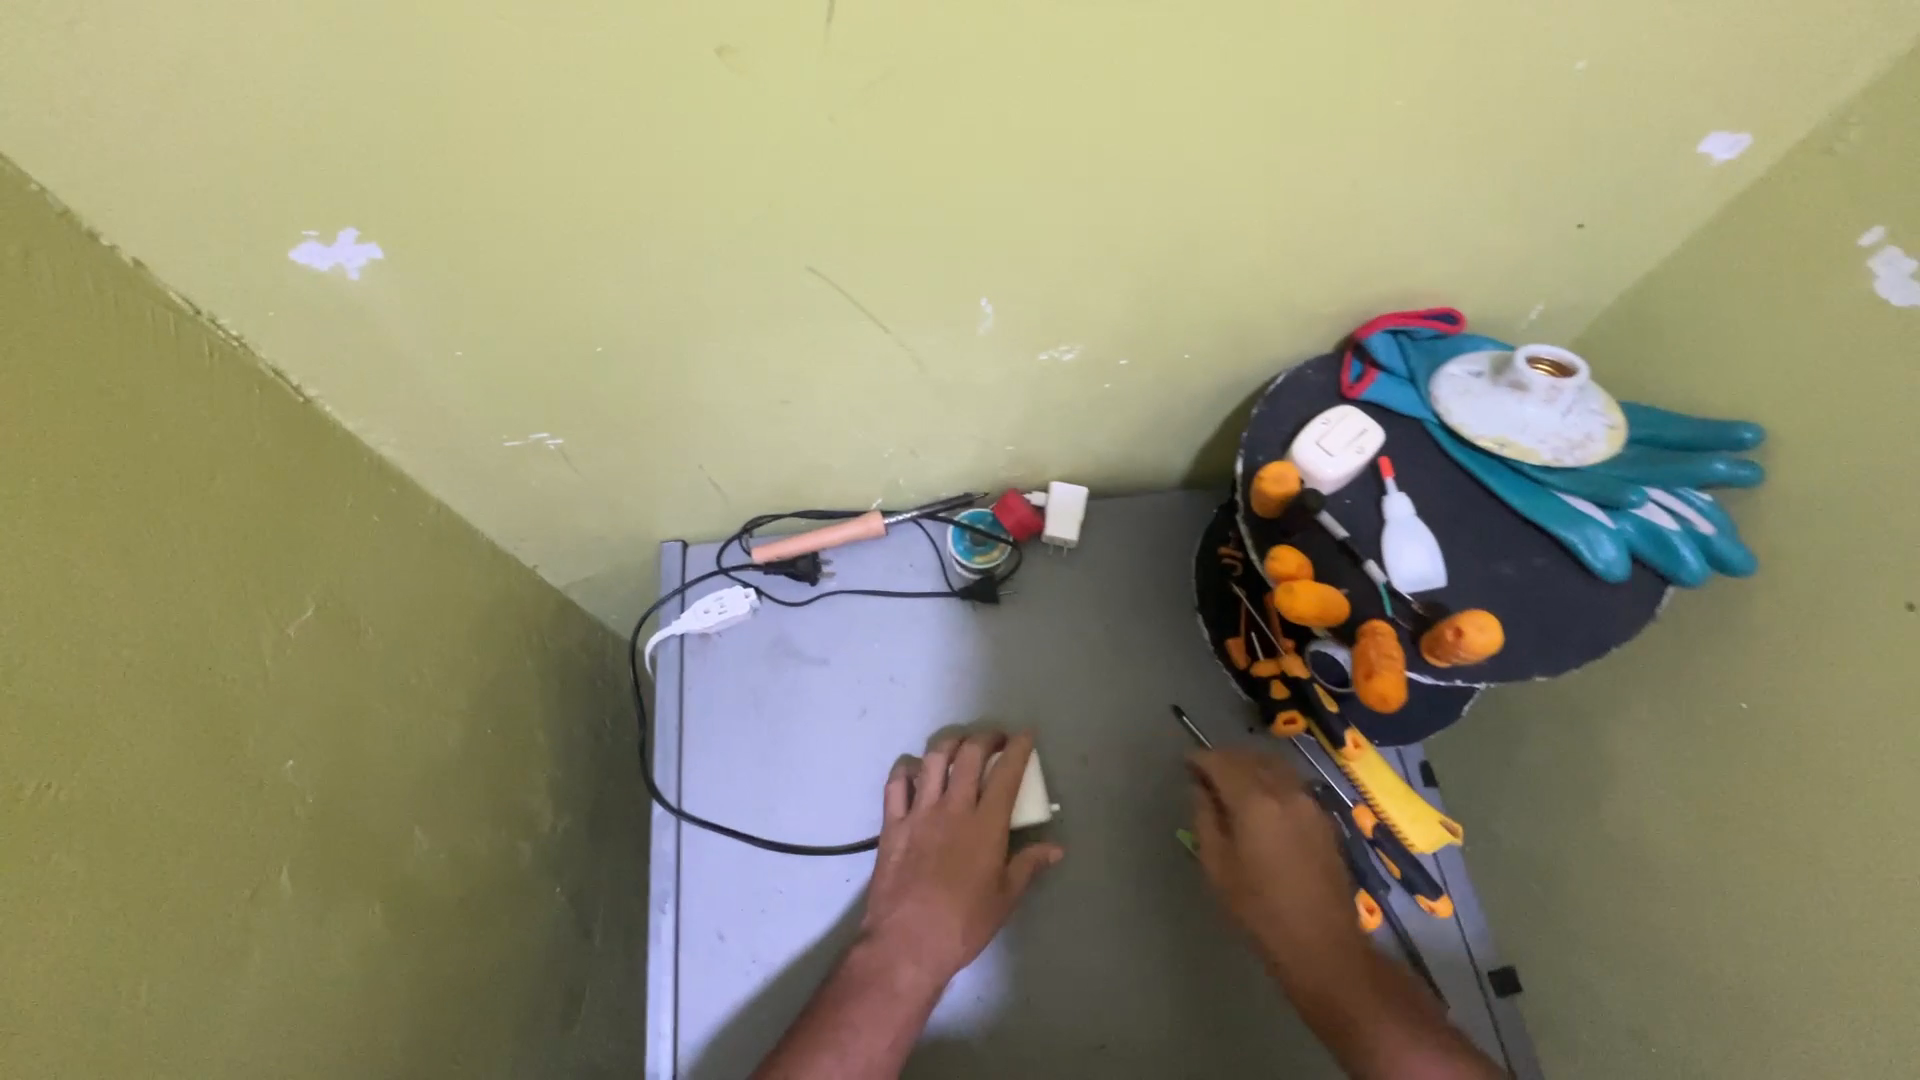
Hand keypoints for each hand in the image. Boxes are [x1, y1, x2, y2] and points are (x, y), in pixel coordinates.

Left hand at [858, 731, 1064, 987]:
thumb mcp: (1005, 899)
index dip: (1018, 748)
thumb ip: (1029, 865)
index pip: (1006, 773)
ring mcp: (919, 813)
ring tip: (958, 745)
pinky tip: (914, 771)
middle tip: (994, 739)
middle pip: (968, 755)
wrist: (906, 943)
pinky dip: (906, 769)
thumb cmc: (963, 924)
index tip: (1025, 735)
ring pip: (932, 760)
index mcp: (986, 825)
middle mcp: (953, 808)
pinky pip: (896, 783)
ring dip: (948, 744)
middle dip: (985, 738)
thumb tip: (1056, 848)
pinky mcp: (892, 824)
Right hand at [1188, 748, 1359, 968]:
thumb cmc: (1259, 909)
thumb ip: (1205, 818)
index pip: (1221, 762)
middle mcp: (1285, 791)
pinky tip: (1262, 798)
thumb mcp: (1216, 865)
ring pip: (1275, 765)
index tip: (1186, 764)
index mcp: (1254, 801)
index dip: (1200, 760)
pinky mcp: (1324, 818)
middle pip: (1250, 757)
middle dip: (1225, 758)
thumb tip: (1201, 789)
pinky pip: (1292, 782)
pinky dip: (1271, 778)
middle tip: (1205, 772)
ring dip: (1250, 764)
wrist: (1322, 944)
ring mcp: (1310, 803)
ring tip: (1233, 781)